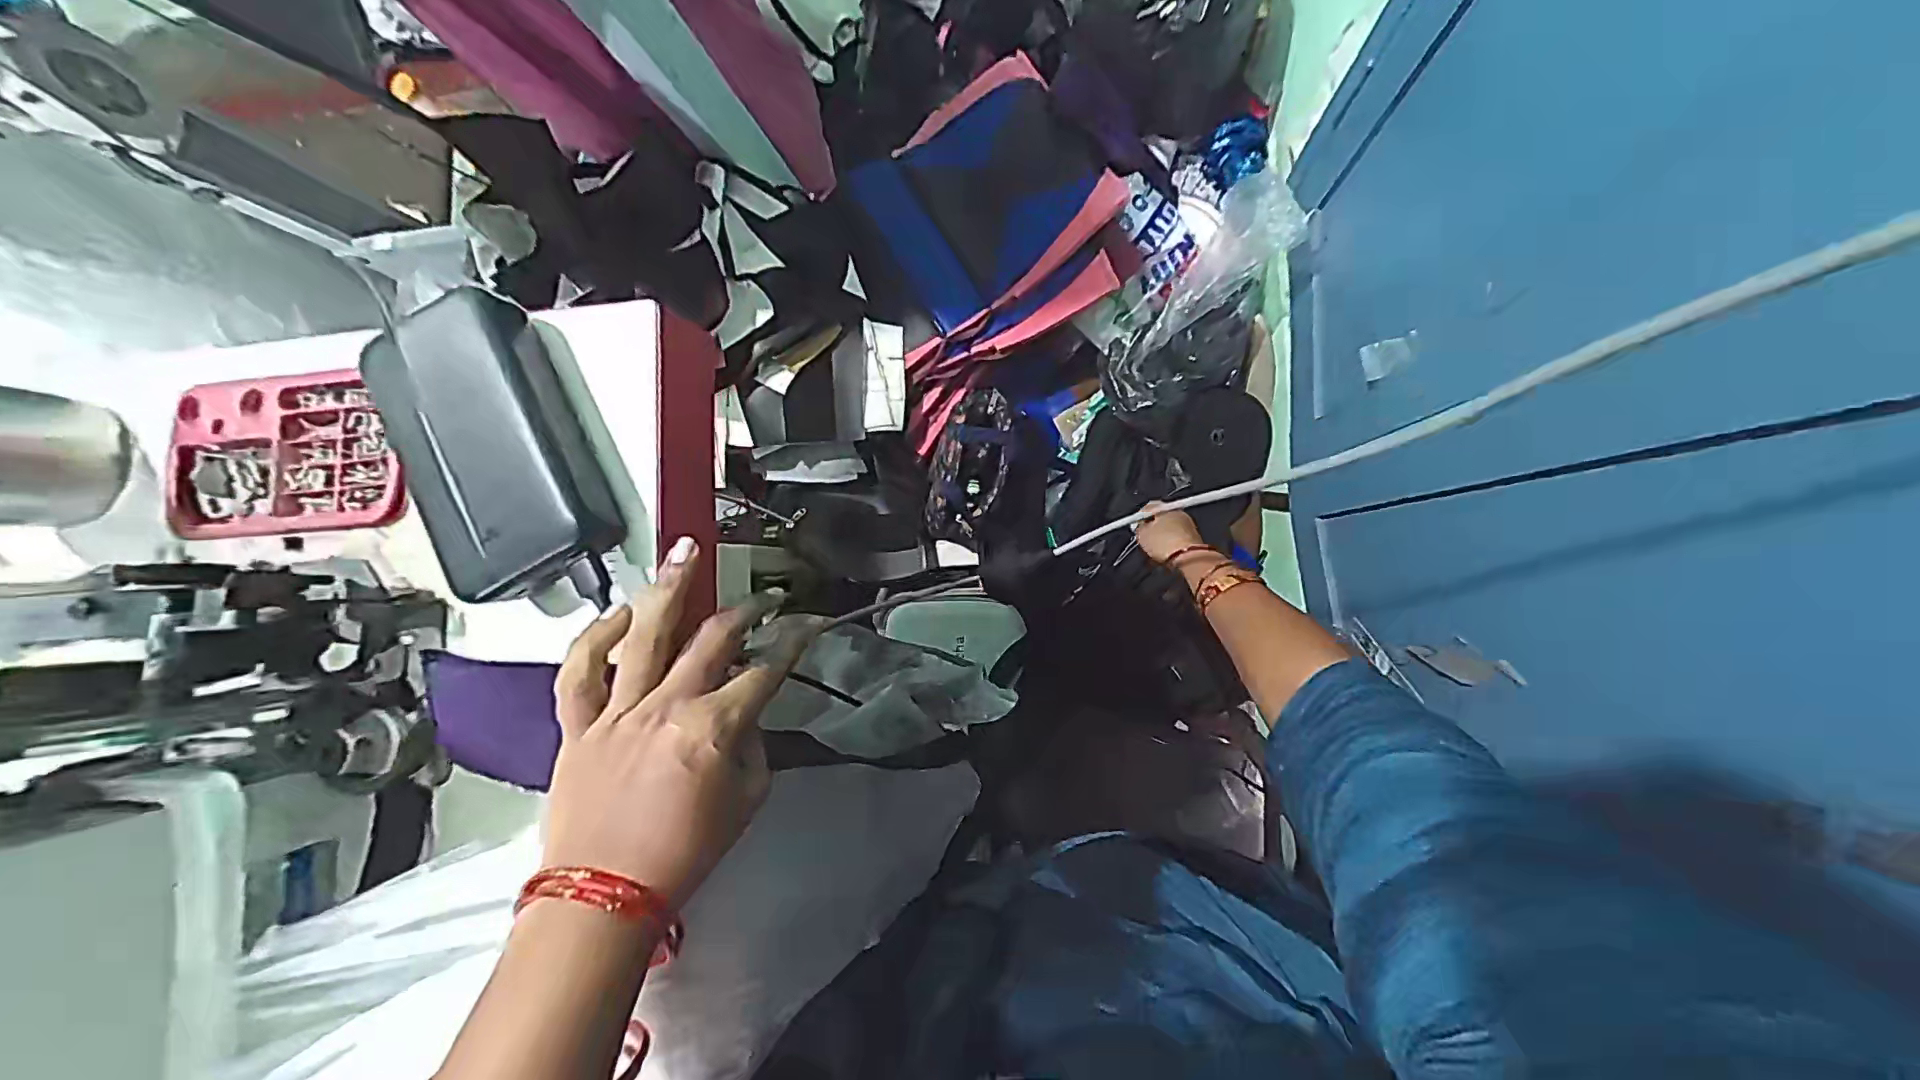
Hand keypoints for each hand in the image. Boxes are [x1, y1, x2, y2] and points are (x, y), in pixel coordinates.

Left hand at [542, 538, 817, 908]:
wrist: (604, 896)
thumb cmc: (685, 853)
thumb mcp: (747, 801)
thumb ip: (753, 747)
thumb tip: (745, 716)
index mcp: (713, 728)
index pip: (766, 671)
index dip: (793, 644)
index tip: (807, 627)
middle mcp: (667, 707)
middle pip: (712, 639)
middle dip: (745, 610)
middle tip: (761, 597)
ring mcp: (618, 711)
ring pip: (644, 635)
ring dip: (669, 589)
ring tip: (683, 553)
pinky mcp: (579, 725)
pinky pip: (579, 671)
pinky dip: (595, 638)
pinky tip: (618, 614)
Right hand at [1134, 501, 1207, 564]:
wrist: (1188, 558)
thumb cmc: (1164, 543)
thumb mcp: (1142, 534)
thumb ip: (1139, 526)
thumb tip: (1140, 525)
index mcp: (1165, 507)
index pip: (1149, 508)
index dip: (1140, 518)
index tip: (1136, 527)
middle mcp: (1179, 512)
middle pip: (1161, 517)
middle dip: (1153, 527)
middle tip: (1145, 538)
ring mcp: (1188, 524)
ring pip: (1170, 528)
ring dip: (1162, 536)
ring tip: (1155, 548)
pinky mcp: (1194, 538)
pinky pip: (1177, 538)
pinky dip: (1171, 543)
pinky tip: (1166, 552)